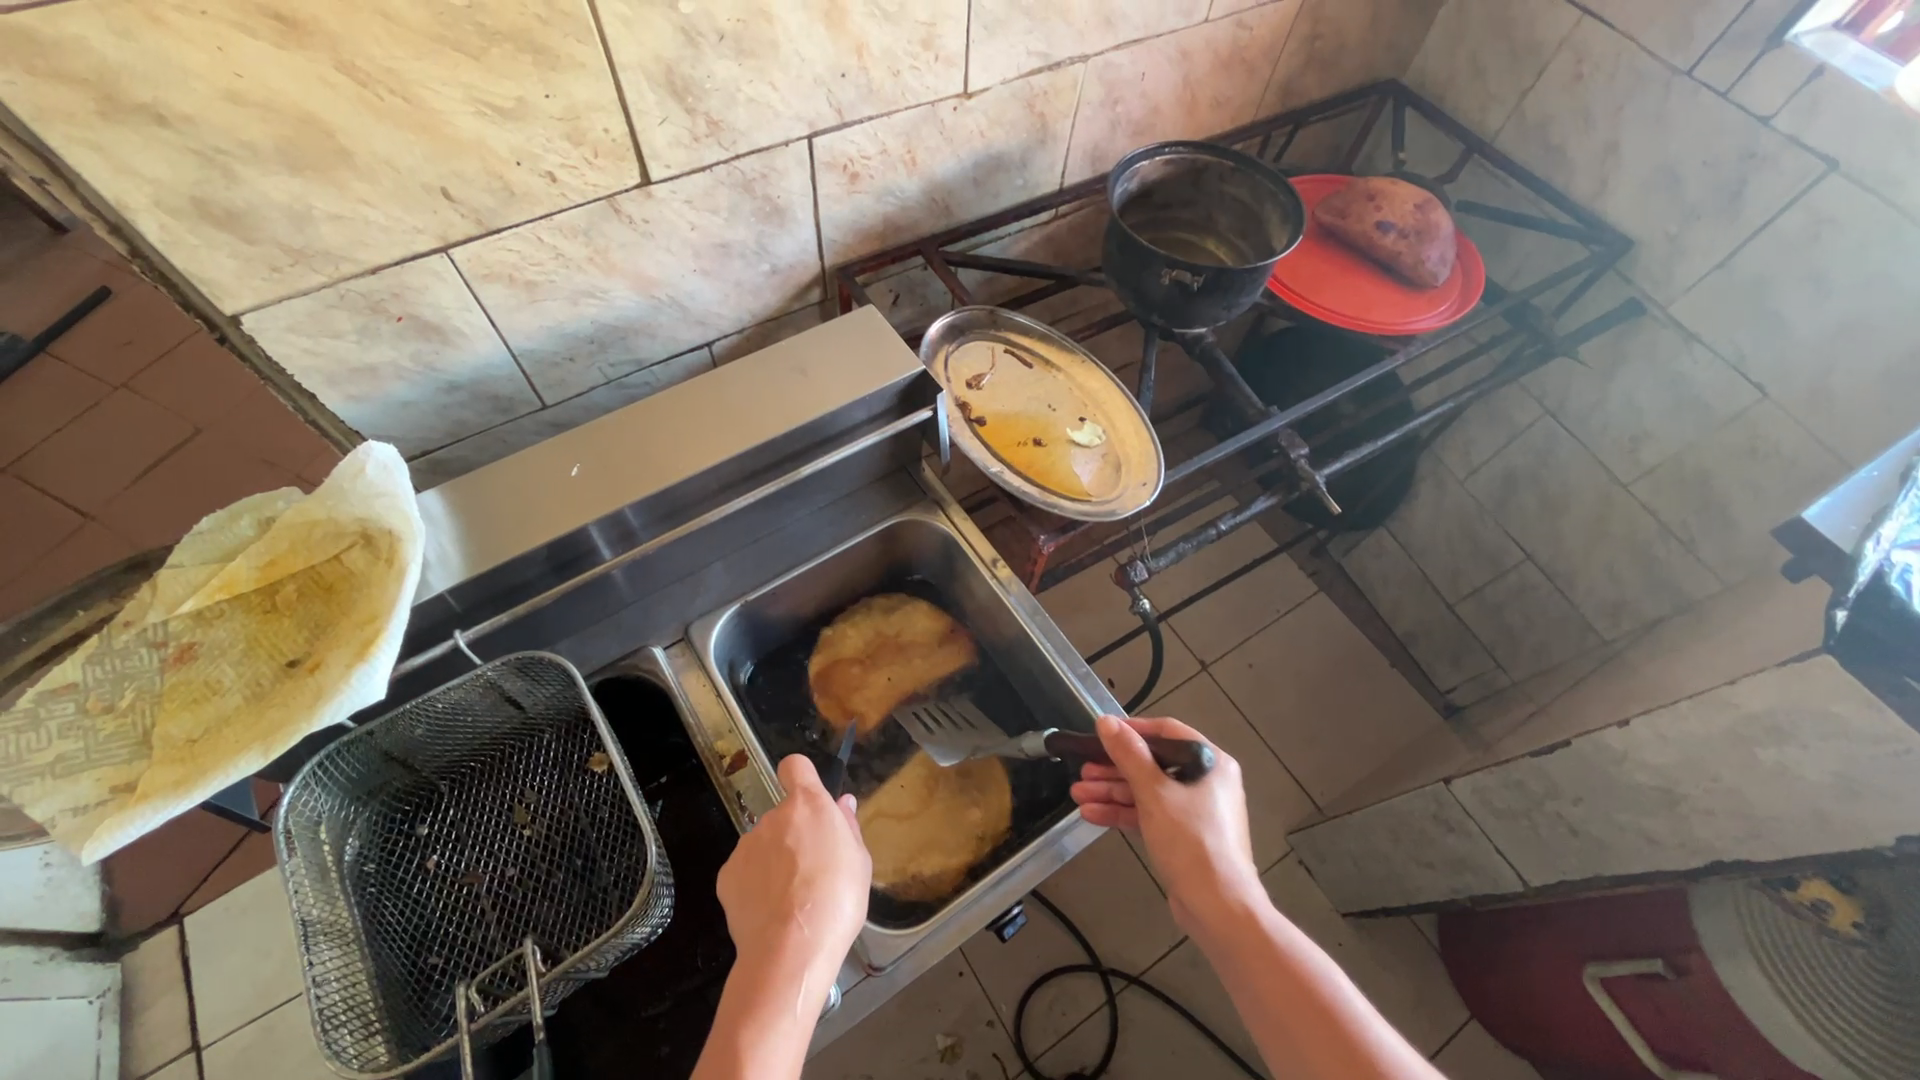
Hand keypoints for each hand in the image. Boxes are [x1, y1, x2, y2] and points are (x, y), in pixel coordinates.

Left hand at [715, 754, 870, 1007]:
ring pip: (763, 845)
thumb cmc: (837, 900)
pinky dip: (755, 885)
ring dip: (774, 861)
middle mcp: (772, 817)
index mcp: (808, 805)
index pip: (795, 767)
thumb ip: (847, 827)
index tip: (809, 798)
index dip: (801, 777)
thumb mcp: (859, 862)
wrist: (792, 949)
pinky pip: (745, 872)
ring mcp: (745, 846)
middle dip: (794, 835)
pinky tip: (770, 912)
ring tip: (791, 899)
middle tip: (813, 869)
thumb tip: (842, 804)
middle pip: (783, 816)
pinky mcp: (726, 876)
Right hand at [1072, 715, 1261, 930]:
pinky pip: (1150, 814)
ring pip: (1148, 791)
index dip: (1132, 730)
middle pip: (1153, 764)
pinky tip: (1092, 814)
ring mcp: (1195, 810)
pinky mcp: (1184, 836)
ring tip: (1078, 794)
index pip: (1167, 732)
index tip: (1101, 734)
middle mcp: (1206, 781)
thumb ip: (1129, 755)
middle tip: (1083, 771)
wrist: (1218, 908)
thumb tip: (1106, 722)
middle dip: (1114, 768)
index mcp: (1210, 762)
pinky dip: (1124, 813)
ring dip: (1112, 792)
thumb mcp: (1155, 794)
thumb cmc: (1192, 842)